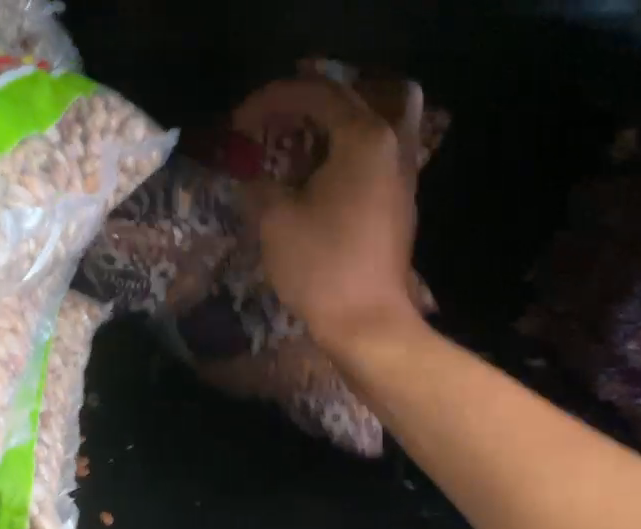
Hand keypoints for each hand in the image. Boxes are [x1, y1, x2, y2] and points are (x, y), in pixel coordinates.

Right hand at [234, 74, 426, 356]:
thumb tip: (253, 179)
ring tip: (293, 149)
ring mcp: (401, 179)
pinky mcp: (398, 209)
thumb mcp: (275, 219)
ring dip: (327, 132)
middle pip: (347, 103)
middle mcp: (391, 146)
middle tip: (266, 125)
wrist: (367, 323)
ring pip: (365, 131)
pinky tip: (315, 182)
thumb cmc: (321, 266)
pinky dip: (341, 159)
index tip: (239, 123)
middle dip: (302, 108)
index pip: (315, 94)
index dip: (271, 101)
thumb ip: (260, 185)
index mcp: (364, 137)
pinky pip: (370, 163)